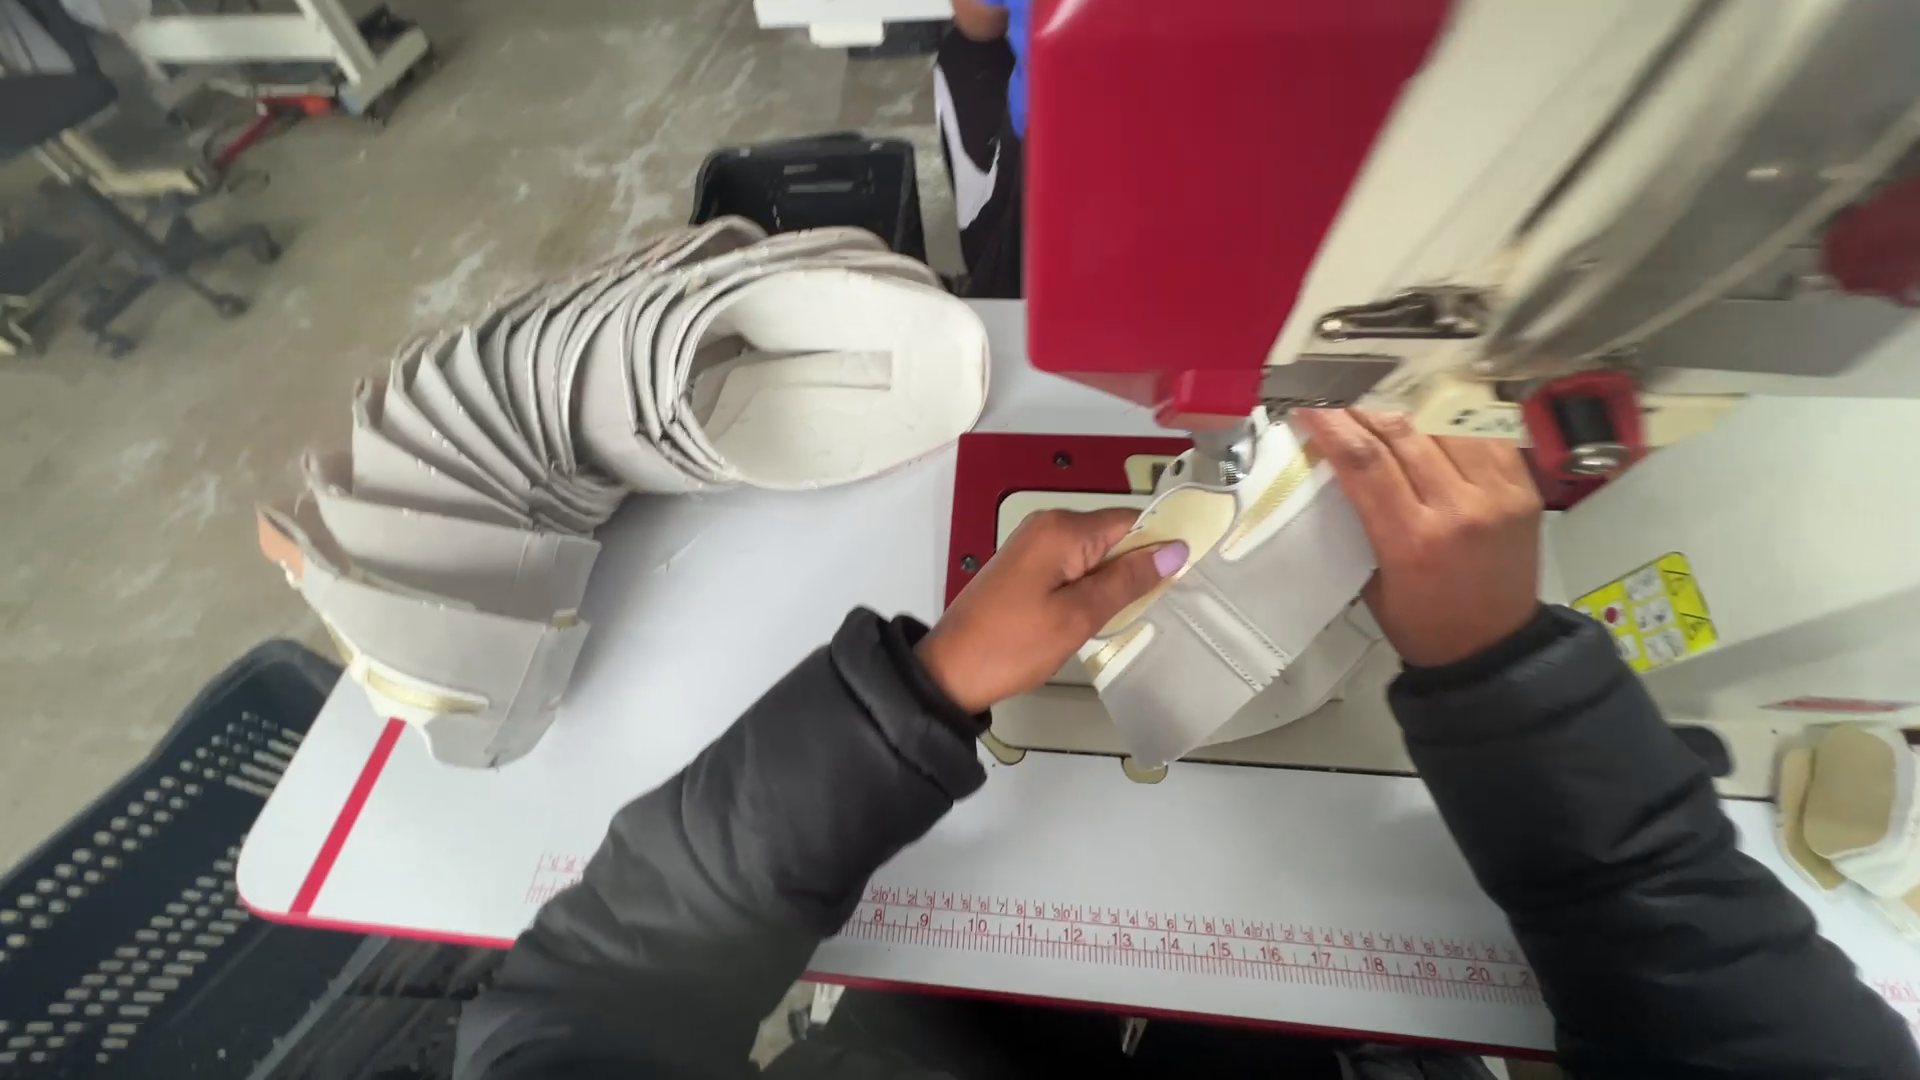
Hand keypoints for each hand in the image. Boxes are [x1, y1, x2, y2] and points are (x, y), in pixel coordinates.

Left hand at [917, 509, 1186, 712]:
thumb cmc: (1012, 645)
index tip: (1190, 571)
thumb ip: (1127, 581)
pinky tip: (1101, 612)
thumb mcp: (1077, 616)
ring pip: (1095, 552)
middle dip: (1139, 564)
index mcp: (1061, 529)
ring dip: (1116, 578)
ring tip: (1135, 612)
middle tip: (1164, 602)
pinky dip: (1092, 584)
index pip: (1130, 520)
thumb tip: (1173, 550)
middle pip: (1113, 534)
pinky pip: (1073, 564)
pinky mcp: (1025, 566)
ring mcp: (1033, 545)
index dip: (1161, 543)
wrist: (949, 670)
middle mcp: (1047, 525)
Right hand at [1295, 409, 1543, 667]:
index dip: (1331, 426)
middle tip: (1337, 403)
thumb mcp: (1370, 576)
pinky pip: (1484, 436)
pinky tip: (1428, 421)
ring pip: (1443, 426)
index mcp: (1410, 539)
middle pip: (1401, 434)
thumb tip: (1340, 466)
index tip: (1307, 409)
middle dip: (1361, 411)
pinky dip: (1450, 424)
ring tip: (1379, 409)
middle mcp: (1458, 509)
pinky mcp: (1525, 489)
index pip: (1364, 461)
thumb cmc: (1418, 620)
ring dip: (1405, 412)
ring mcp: (1498, 495)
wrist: (1493, 646)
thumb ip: (1360, 519)